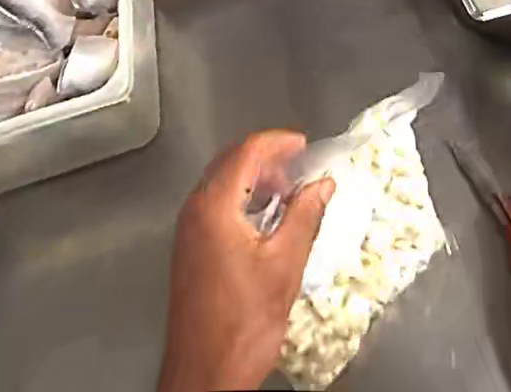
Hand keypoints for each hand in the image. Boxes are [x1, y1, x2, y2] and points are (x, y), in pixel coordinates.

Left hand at [159, 131, 335, 391]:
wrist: (204, 377)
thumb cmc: (242, 326)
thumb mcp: (284, 265)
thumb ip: (304, 216)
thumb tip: (322, 185)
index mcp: (215, 207)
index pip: (247, 151)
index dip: (278, 142)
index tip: (304, 145)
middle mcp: (195, 210)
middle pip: (232, 160)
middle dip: (268, 157)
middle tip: (299, 166)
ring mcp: (188, 228)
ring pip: (223, 180)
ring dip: (256, 176)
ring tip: (287, 191)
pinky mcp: (190, 247)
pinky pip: (217, 202)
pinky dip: (243, 196)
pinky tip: (265, 216)